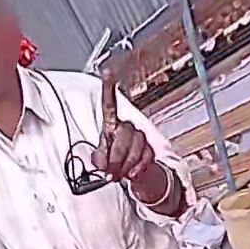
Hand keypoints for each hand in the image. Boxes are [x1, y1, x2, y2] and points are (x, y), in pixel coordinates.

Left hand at [94, 71, 164, 196]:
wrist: (131, 174)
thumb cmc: (113, 161)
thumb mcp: (100, 159)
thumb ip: (99, 159)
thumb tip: (102, 164)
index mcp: (111, 125)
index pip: (109, 104)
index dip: (109, 88)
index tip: (108, 73)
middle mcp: (127, 127)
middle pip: (124, 135)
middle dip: (116, 157)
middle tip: (110, 172)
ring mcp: (140, 137)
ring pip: (136, 147)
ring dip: (126, 165)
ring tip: (119, 175)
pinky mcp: (150, 150)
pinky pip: (146, 157)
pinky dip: (138, 168)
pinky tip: (132, 174)